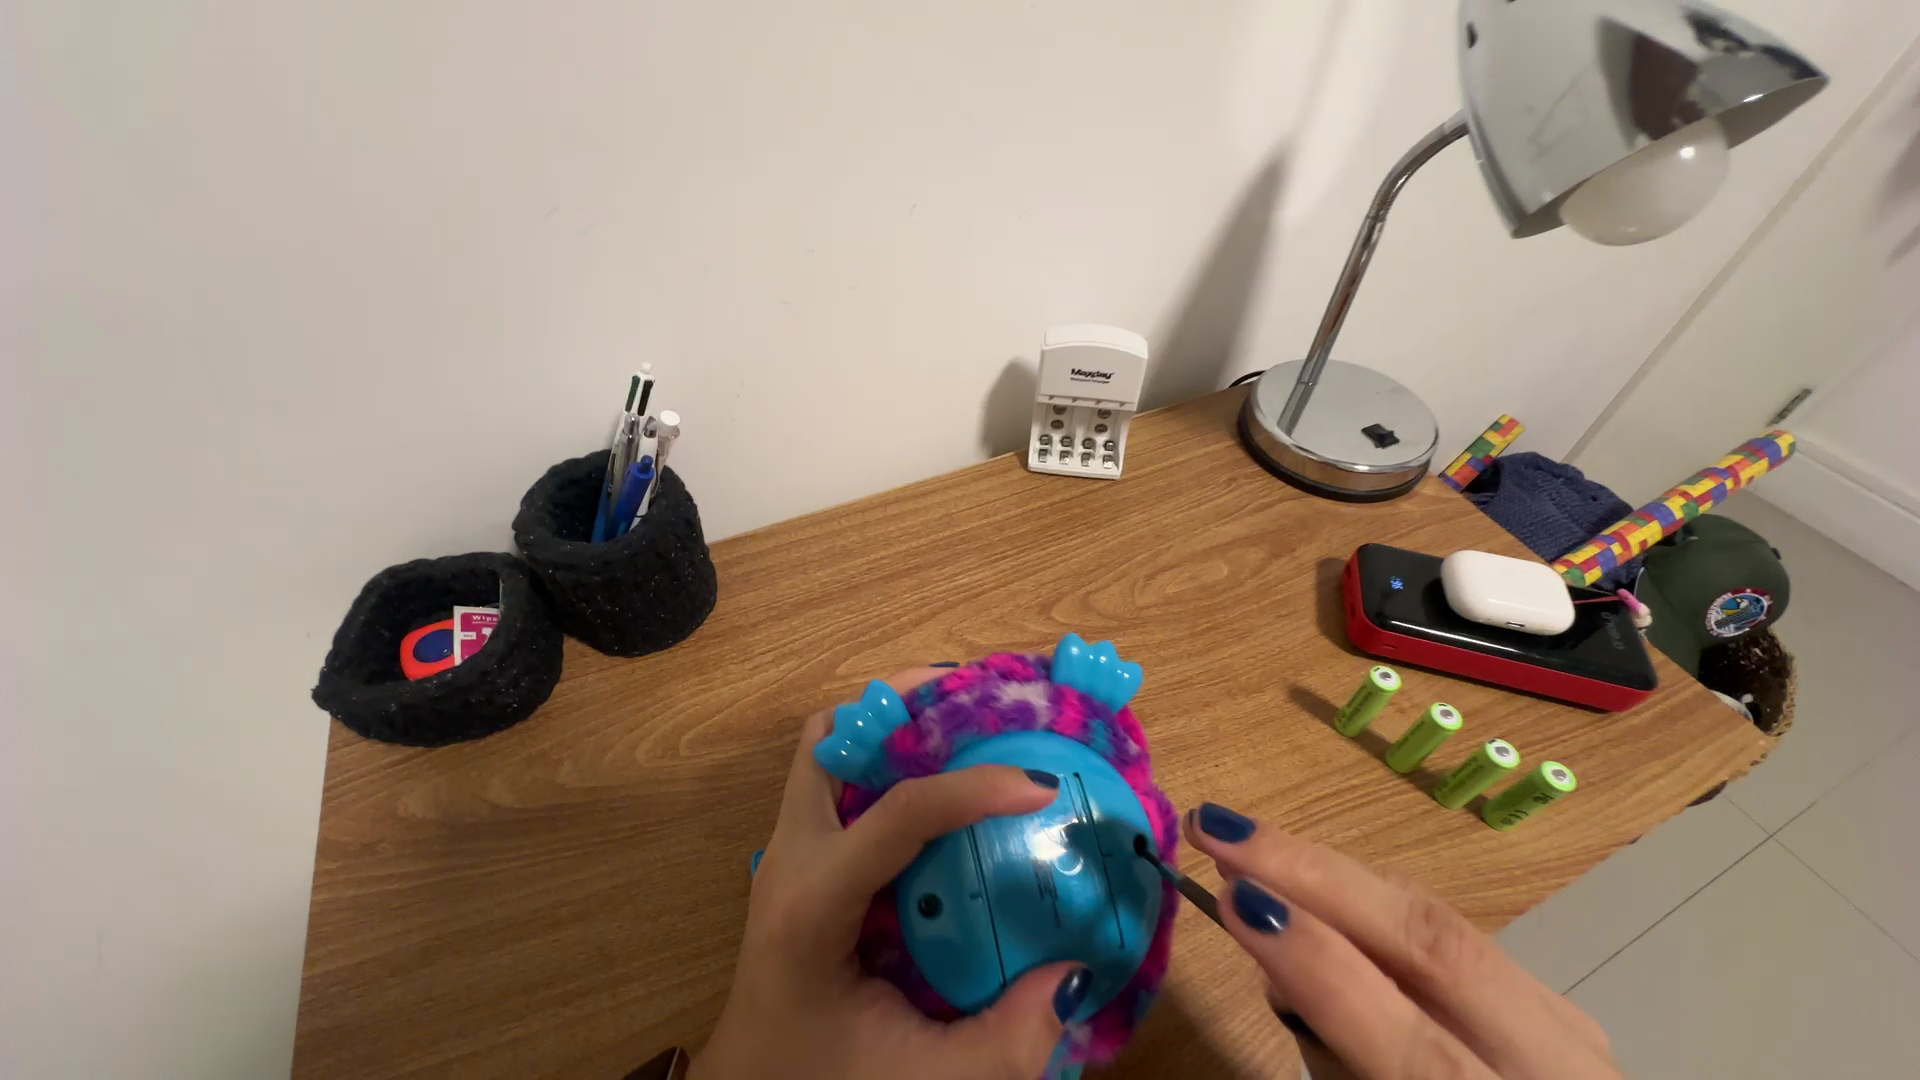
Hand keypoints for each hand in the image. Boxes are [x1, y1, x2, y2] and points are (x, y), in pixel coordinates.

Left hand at [691, 667, 1091, 1079]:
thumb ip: (1003, 1043)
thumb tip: (1075, 976)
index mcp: (812, 903)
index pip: (896, 814)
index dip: (972, 790)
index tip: (1038, 786)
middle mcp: (791, 853)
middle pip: (833, 736)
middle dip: (904, 706)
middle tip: (976, 701)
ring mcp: (789, 846)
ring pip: (829, 744)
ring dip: (890, 721)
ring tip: (959, 719)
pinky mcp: (801, 852)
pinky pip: (837, 774)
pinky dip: (882, 754)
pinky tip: (936, 777)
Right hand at [1184, 803, 1621, 1079]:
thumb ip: (1326, 1053)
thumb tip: (1278, 939)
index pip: (1414, 1045)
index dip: (1318, 965)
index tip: (1234, 896)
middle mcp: (1553, 1066)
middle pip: (1431, 940)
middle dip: (1310, 871)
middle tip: (1212, 826)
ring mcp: (1561, 1024)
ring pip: (1433, 914)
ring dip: (1326, 870)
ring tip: (1240, 841)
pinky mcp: (1547, 998)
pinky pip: (1439, 923)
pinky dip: (1362, 893)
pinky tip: (1307, 873)